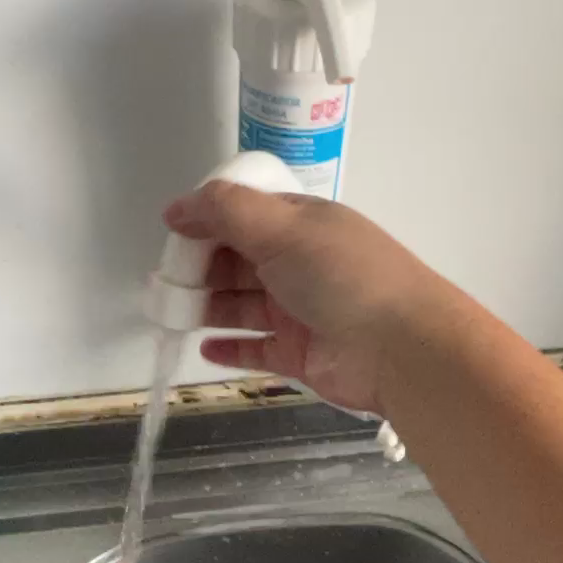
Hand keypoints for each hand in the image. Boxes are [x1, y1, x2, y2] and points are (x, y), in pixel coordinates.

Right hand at [162, 182, 471, 414]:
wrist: (400, 348)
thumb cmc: (342, 277)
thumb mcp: (283, 228)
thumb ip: (225, 211)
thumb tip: (176, 208)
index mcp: (300, 225)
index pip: (243, 215)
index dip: (205, 221)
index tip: (169, 235)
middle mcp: (299, 265)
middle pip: (237, 262)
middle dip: (199, 268)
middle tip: (162, 282)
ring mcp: (299, 312)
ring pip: (241, 306)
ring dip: (207, 307)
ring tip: (170, 313)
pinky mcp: (299, 355)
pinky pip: (256, 349)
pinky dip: (230, 348)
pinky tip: (204, 346)